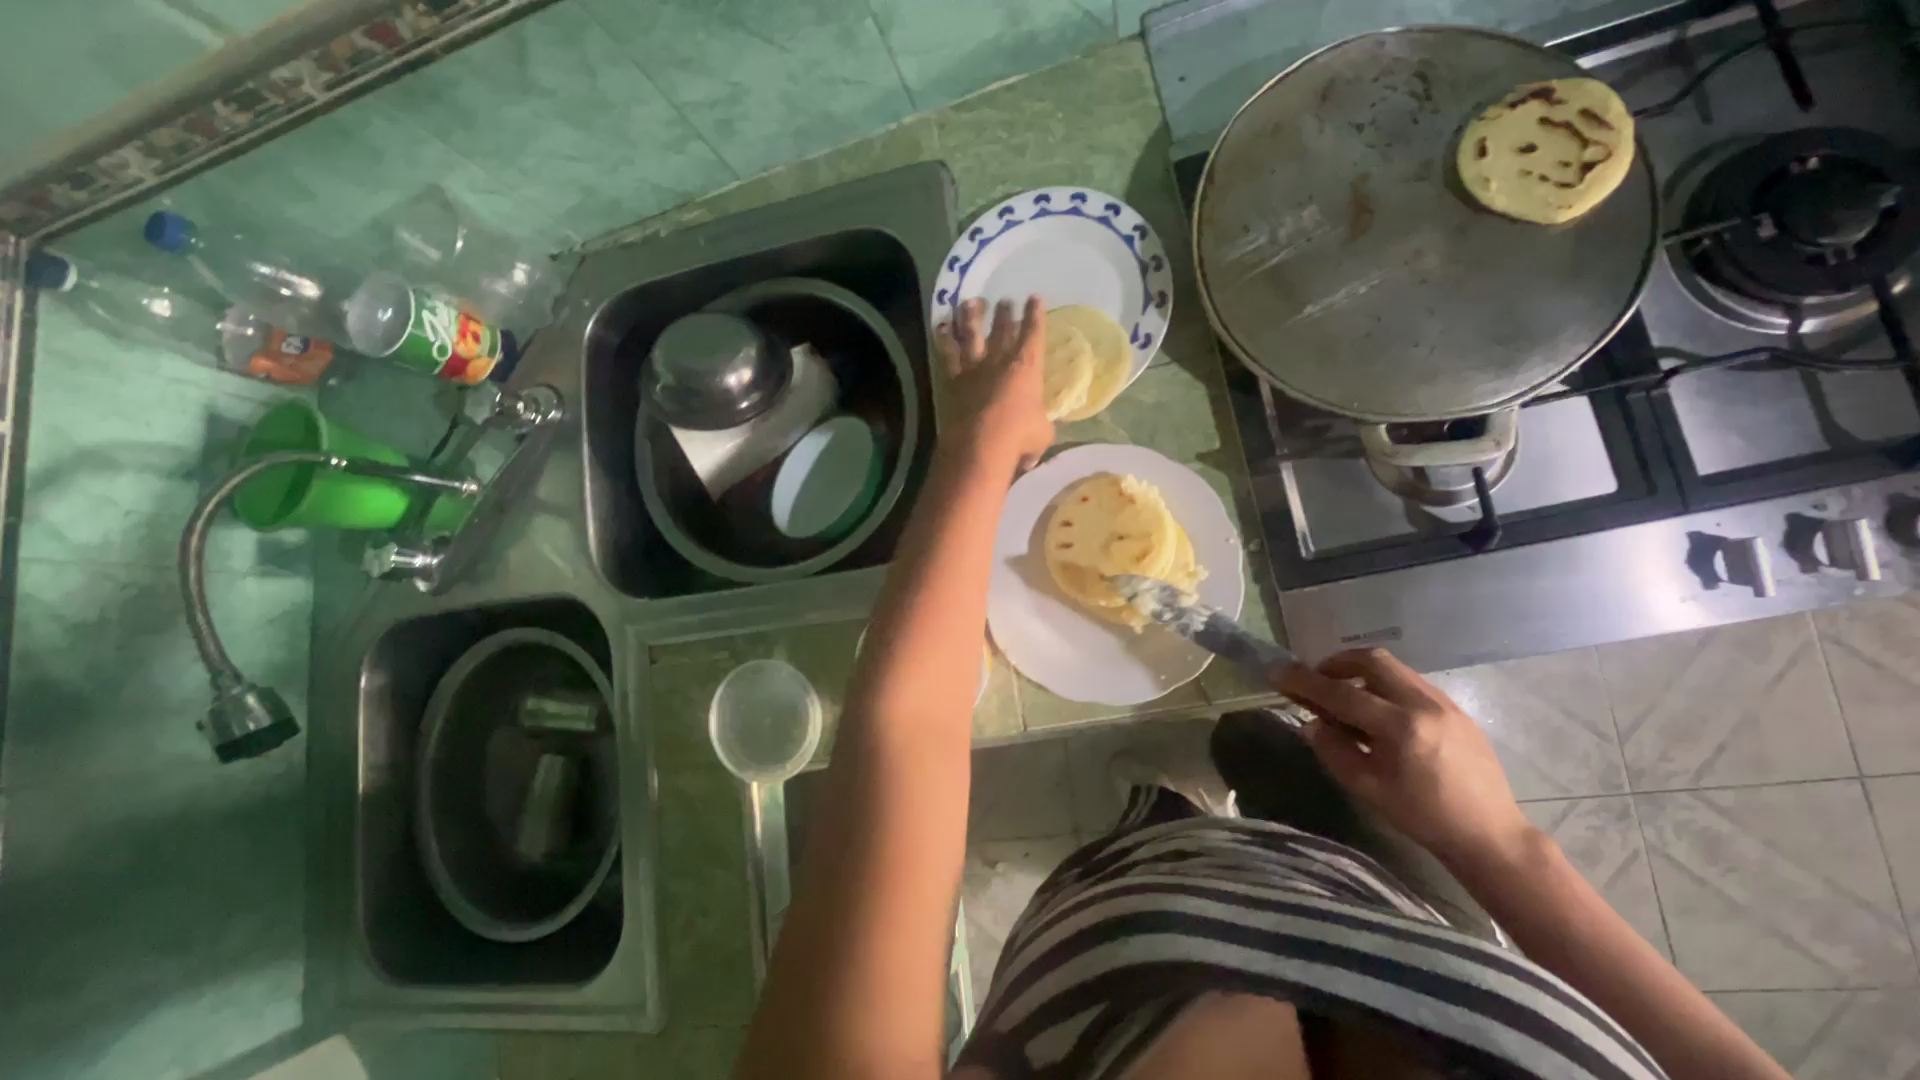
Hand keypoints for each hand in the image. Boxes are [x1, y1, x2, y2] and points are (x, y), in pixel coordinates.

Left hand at [936, 297, 1052, 466]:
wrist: (980, 444)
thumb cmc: (1019, 436)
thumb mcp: (1043, 432)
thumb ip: (1040, 425)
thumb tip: (1037, 435)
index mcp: (1027, 367)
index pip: (1033, 334)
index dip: (1035, 315)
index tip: (1034, 298)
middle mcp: (999, 361)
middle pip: (1002, 330)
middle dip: (1005, 313)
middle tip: (1005, 300)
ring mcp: (973, 369)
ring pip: (971, 335)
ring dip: (971, 317)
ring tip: (970, 302)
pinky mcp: (953, 381)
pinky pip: (947, 355)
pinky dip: (944, 339)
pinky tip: (941, 327)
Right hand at [1276, 648, 1532, 868]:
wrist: (1487, 832)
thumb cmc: (1422, 816)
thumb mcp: (1367, 789)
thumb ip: (1334, 751)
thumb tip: (1311, 724)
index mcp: (1399, 726)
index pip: (1341, 692)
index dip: (1304, 681)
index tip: (1278, 672)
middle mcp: (1423, 703)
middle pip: (1371, 660)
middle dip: (1335, 663)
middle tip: (1317, 680)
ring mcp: (1444, 702)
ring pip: (1393, 668)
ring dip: (1361, 672)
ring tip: (1345, 696)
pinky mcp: (1456, 708)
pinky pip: (1411, 682)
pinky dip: (1385, 685)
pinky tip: (1379, 711)